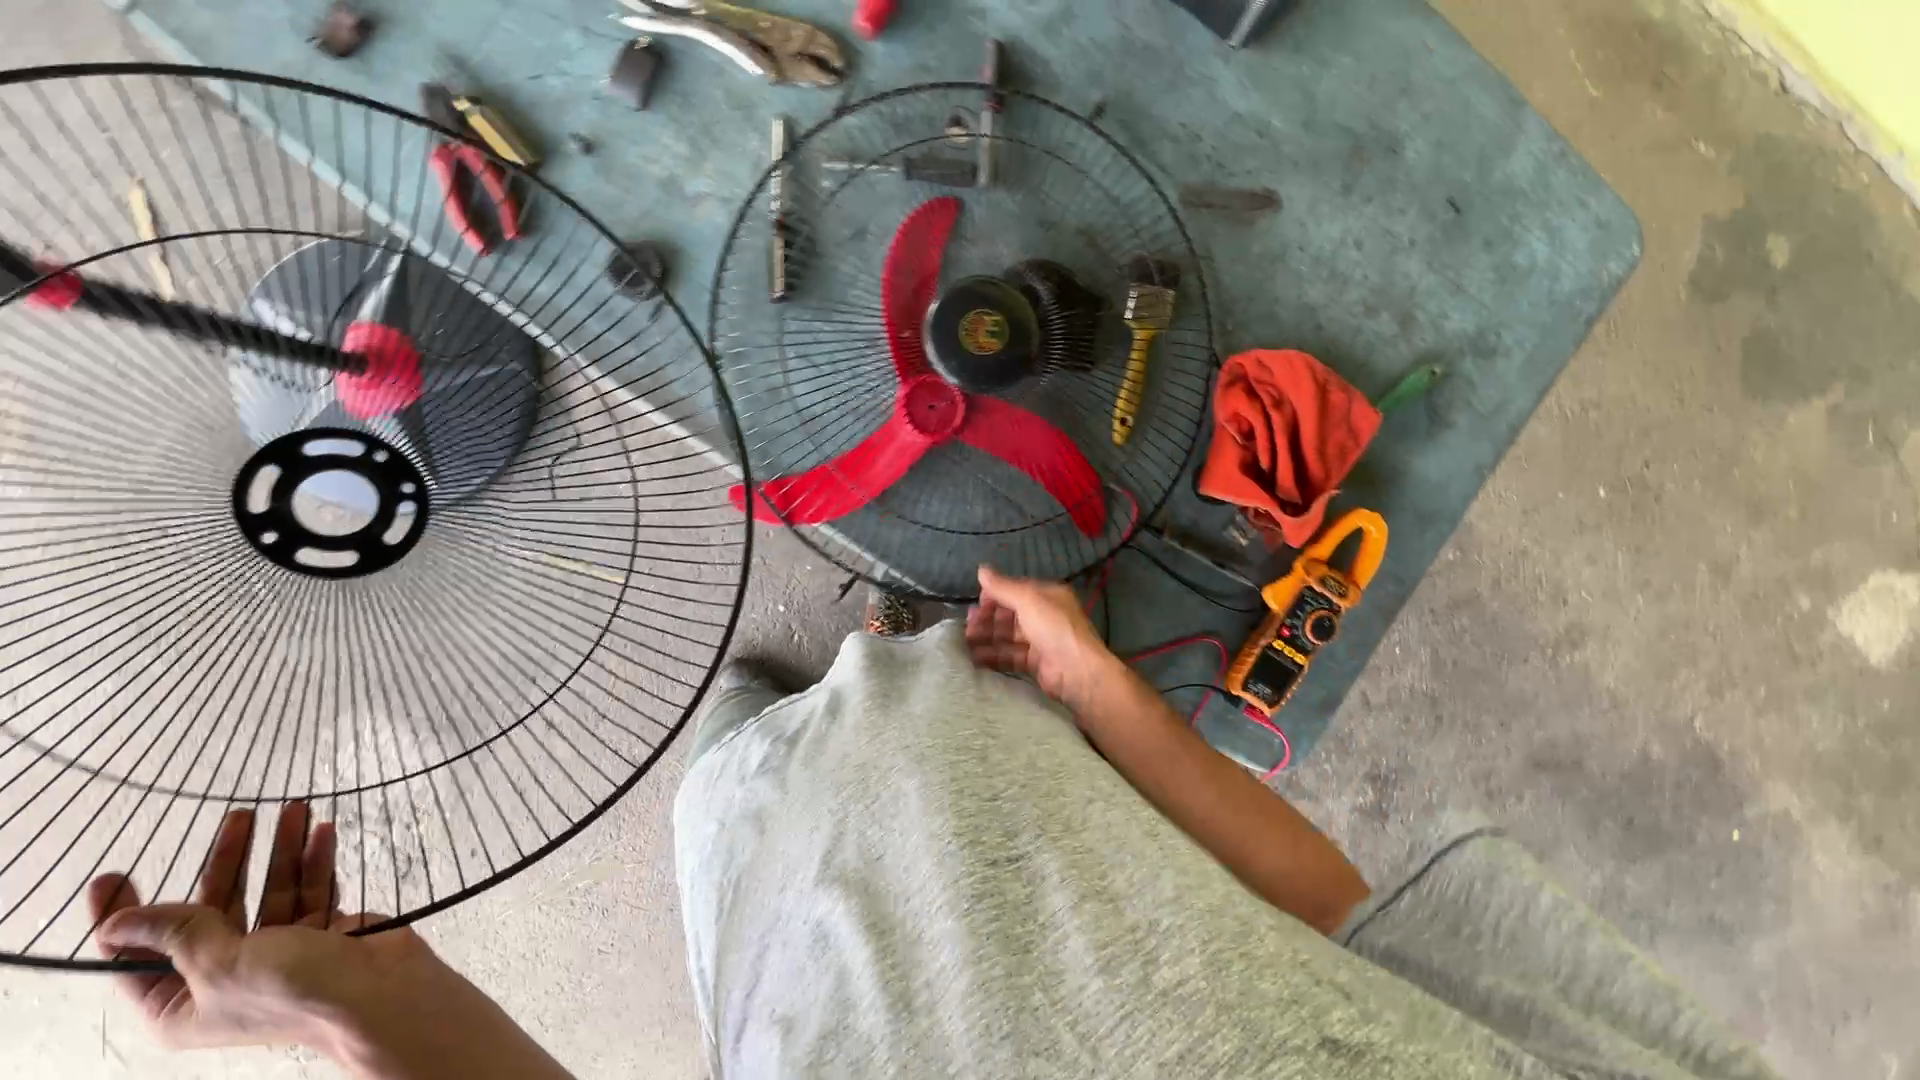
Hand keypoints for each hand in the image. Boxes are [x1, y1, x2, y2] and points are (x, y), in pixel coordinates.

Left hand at [88, 802, 440, 1053]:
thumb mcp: (219, 962)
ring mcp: (278, 951)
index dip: (124, 914)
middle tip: (238, 818)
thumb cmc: (290, 988)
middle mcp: (225, 977)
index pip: (136, 956)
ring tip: (293, 809)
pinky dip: (316, 862)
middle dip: (228, 862)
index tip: (113, 875)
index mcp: (181, 1003)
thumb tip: (115, 925)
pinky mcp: (322, 932)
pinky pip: (311, 891)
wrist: (378, 992)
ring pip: (270, 892)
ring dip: (281, 851)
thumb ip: (175, 935)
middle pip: (214, 910)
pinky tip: (322, 833)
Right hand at [965, 565, 1122, 712]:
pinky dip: (993, 655)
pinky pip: (1010, 655)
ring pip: (1008, 636)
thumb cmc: (1053, 627)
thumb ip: (1002, 587)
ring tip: (966, 641)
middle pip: (1010, 615)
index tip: (976, 603)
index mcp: (1047, 596)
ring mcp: (1040, 640)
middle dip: (988, 618)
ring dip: (987, 637)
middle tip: (967, 625)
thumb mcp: (1027, 600)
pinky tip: (975, 657)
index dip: (995, 596)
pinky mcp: (1035, 662)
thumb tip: (981, 569)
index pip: (1015, 591)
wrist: (1075, 670)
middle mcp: (1044, 616)